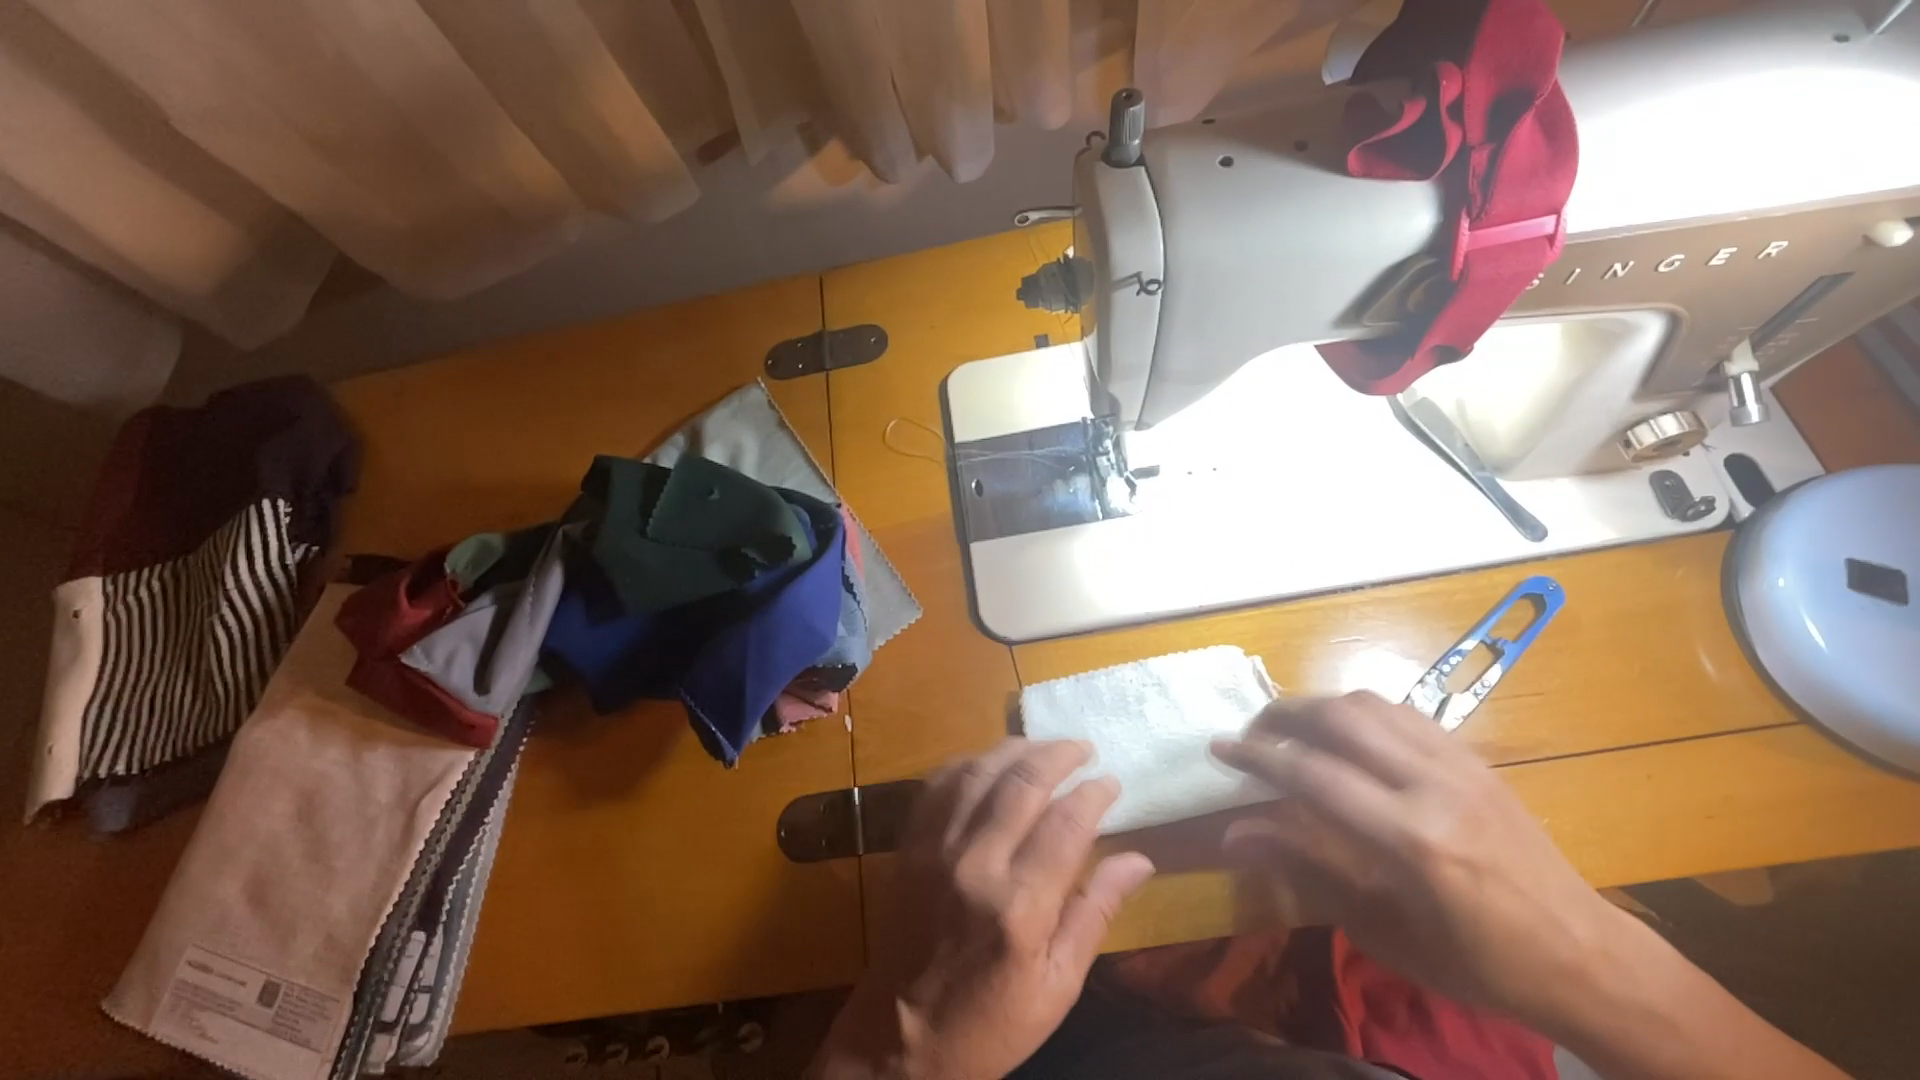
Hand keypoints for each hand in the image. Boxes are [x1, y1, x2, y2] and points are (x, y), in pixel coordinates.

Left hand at [810, 739, 1156, 1079]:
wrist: (898, 1038)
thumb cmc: (990, 1023)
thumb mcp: (1058, 985)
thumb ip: (1095, 913)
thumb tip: (1140, 859)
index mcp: (1020, 905)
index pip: (1067, 823)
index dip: (1094, 792)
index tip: (1112, 781)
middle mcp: (976, 864)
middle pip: (1022, 782)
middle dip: (1059, 754)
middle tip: (1084, 747)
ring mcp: (936, 849)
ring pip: (979, 772)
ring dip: (1015, 749)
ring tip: (1044, 745)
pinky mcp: (910, 846)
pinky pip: (938, 785)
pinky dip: (969, 763)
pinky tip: (990, 761)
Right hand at [1209, 692, 1632, 1025]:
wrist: (1584, 956)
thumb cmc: (1476, 962)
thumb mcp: (1381, 929)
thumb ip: (1306, 868)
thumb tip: (1234, 834)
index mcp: (1412, 840)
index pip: (1313, 775)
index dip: (1257, 757)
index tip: (1218, 749)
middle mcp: (1435, 786)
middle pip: (1340, 718)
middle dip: (1283, 716)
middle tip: (1252, 735)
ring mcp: (1461, 765)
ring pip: (1373, 704)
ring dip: (1320, 707)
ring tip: (1292, 730)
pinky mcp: (1476, 759)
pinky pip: (1405, 714)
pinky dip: (1361, 713)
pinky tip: (1346, 737)